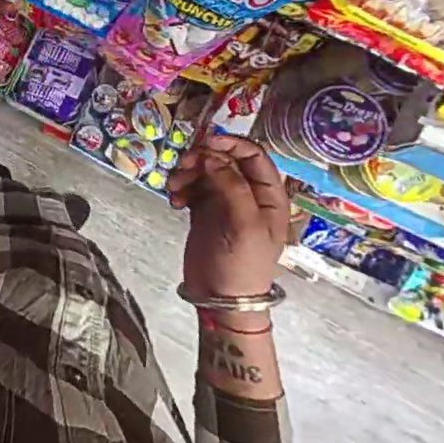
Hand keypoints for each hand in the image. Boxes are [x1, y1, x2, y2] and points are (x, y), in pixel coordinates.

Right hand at [168, 134, 287, 298]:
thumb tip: (212, 157)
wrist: (220, 301)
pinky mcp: (205, 212)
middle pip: (226, 160)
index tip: (205, 141)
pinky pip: (193, 187)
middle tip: (183, 163)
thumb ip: (232, 187)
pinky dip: (182, 188)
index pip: (253, 155)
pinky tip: (174, 200)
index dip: (231, 144)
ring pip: (206, 172)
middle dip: (203, 158)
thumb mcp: (244, 225)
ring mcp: (225, 202)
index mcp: (269, 195)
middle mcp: (248, 193)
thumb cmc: (241, 264)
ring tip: (175, 186)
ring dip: (188, 173)